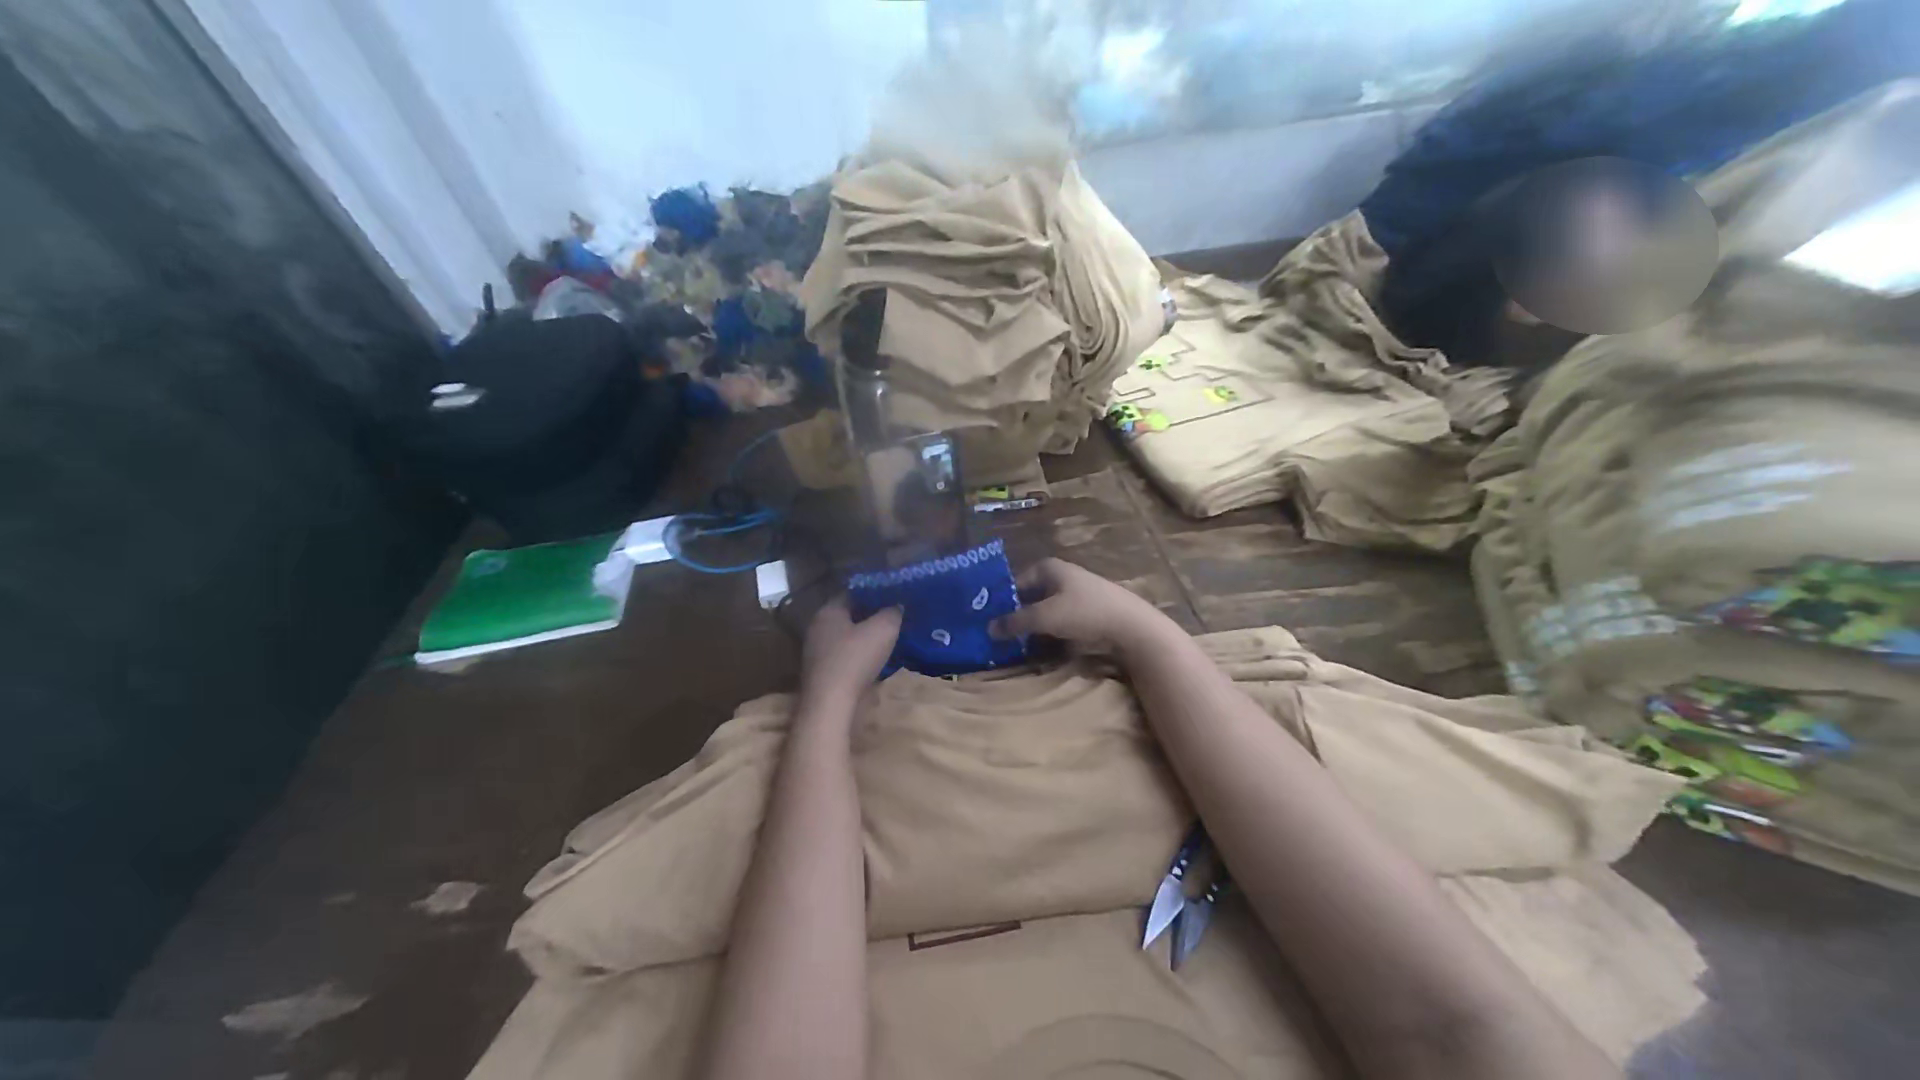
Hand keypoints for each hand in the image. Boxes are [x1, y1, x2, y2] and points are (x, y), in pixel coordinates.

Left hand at [801, 596, 902, 705]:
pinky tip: (882, 659)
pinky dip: (863, 656)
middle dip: (873, 615)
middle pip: (850, 615)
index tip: (895, 594)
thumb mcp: (883, 629)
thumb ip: (892, 612)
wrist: (831, 705)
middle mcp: (819, 628)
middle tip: (898, 615)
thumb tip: (896, 605)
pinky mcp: (825, 673)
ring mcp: (819, 652)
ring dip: (869, 637)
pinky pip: (848, 656)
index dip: (875, 591)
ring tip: (894, 637)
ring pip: (850, 637)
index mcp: (829, 611)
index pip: (853, 591)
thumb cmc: (855, 659)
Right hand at [990, 558, 1173, 655]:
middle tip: (999, 636)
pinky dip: (1049, 633)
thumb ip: (1015, 622)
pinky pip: (1060, 621)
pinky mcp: (1087, 612)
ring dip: (1033, 627)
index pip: (1015, 581)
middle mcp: (1061, 576)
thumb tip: (989, 628)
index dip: (1001, 600)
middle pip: (1030, 596)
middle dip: (1016, 615)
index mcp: (1048, 568)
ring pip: (1045, 611)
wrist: (1131, 627)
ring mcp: (1076, 594)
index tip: (988, 620)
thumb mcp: (1044, 617)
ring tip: (1016, 646)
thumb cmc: (1084, 612)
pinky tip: (1042, 648)